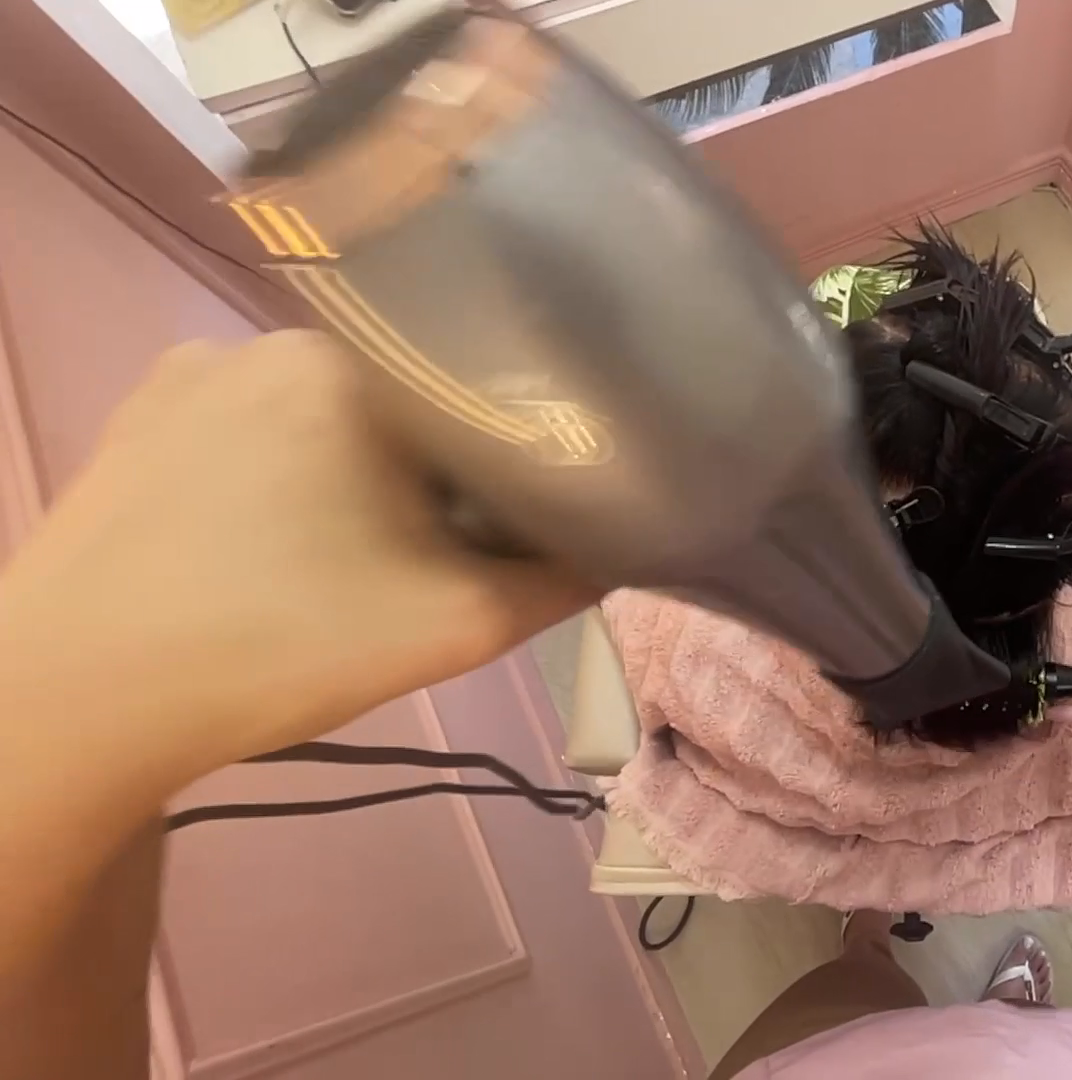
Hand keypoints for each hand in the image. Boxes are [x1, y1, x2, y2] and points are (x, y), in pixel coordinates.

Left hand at [0, 331, 595, 792]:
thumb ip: (572, 578)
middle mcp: (274, 343)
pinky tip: (308, 524)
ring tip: (388, 540)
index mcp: (357, 371)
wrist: (68, 713)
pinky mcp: (147, 415)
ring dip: (390, 467)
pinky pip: (280, 421)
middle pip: (426, 402)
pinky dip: (318, 461)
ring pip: (356, 412)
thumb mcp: (471, 622)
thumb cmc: (285, 647)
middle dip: (461, 469)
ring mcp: (198, 373)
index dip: (534, 461)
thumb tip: (619, 550)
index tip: (543, 519)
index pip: (494, 399)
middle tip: (467, 544)